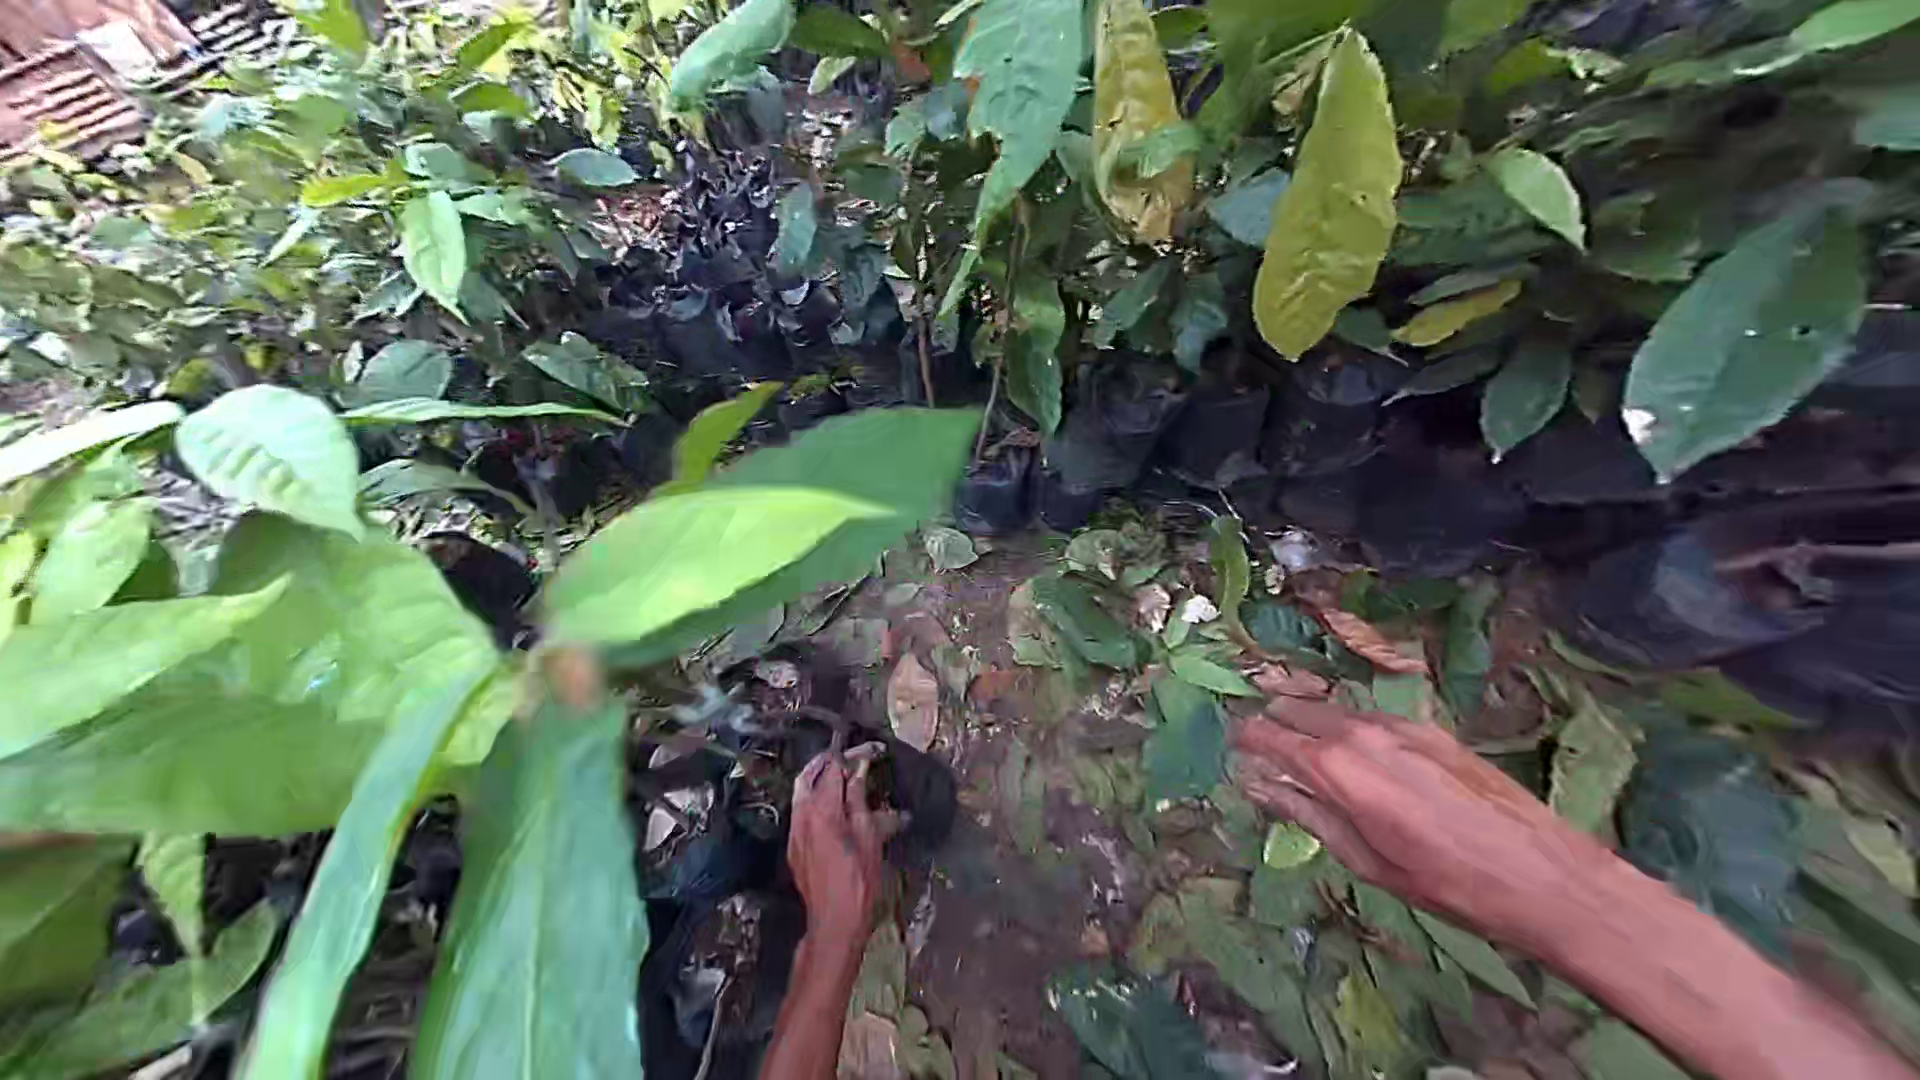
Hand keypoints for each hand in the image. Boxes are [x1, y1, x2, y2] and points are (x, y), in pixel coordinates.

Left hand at [788, 746, 894, 945]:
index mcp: (822, 810)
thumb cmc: (859, 879)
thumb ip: (859, 799)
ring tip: (841, 775)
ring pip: (801, 793)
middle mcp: (801, 816)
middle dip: (828, 761)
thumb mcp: (868, 835)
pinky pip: (800, 811)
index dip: (852, 756)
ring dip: (819, 778)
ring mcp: (794, 832)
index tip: (869, 751)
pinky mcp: (794, 847)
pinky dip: (814, 797)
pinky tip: (832, 804)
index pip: (833, 769)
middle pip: (809, 775)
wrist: (834, 923)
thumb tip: (859, 770)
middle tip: (850, 756)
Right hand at [1233, 698, 1614, 950]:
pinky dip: (1345, 724)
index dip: (1243, 736)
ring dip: (1307, 719)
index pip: (1266, 734)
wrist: (1548, 877)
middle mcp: (1355, 732)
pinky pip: (1365, 714)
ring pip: (1328, 706)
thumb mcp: (1364, 859)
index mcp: (1333, 767)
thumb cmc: (1445, 882)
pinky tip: (1358, 752)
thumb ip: (1304, 813)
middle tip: (1265, 748)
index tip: (1232, 746)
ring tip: (1306, 747)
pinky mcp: (1424, 726)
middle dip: (1271, 722)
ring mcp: (1393, 724)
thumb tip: (1257, 786)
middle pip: (1292, 708)